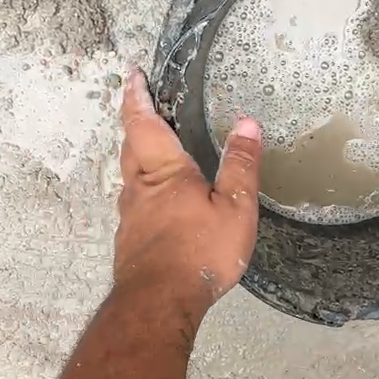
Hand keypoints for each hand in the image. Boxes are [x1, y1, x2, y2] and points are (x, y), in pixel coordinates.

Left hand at [113, 69, 262, 318]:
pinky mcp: (130, 242)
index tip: (133, 75)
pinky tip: (158, 206)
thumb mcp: (234, 209)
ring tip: (156, 154)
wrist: (158, 303)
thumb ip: (240, 166)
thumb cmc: (199, 253)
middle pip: (131, 146)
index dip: (136, 96)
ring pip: (131, 178)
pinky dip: (145, 194)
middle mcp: (139, 188)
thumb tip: (247, 124)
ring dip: (139, 159)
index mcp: (165, 172)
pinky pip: (136, 206)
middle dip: (135, 123)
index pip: (143, 122)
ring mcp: (130, 217)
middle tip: (142, 107)